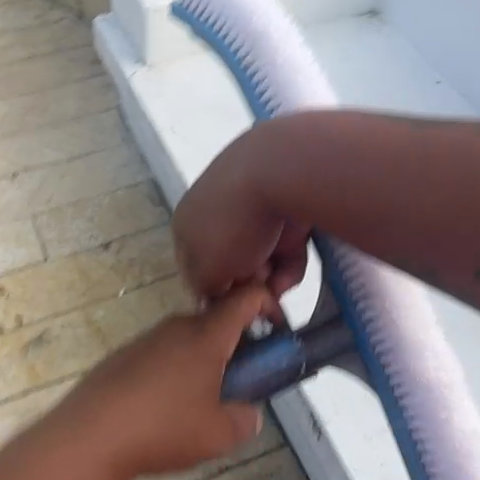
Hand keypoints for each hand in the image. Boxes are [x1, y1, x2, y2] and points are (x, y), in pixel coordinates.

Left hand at [54, 285, 268, 479]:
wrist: (87, 438)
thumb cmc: (162, 429)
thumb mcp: (219, 435)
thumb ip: (245, 419)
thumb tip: (248, 413)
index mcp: (206, 335)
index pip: (247, 297)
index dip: (270, 306)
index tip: (278, 333)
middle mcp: (176, 328)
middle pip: (216, 322)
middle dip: (237, 345)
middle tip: (243, 382)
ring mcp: (145, 341)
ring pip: (187, 341)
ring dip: (204, 362)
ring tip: (201, 406)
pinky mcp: (121, 359)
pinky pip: (161, 357)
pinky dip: (174, 373)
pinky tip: (163, 412)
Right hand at [173, 124, 311, 302]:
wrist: (279, 171)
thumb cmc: (232, 225)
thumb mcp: (208, 269)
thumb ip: (206, 288)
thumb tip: (213, 295)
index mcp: (186, 223)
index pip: (195, 268)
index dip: (215, 292)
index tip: (233, 309)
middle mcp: (216, 212)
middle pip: (232, 262)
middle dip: (247, 284)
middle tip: (260, 299)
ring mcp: (252, 205)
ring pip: (262, 256)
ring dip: (271, 278)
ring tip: (280, 286)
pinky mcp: (286, 204)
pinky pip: (286, 243)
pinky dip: (290, 261)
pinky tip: (293, 273)